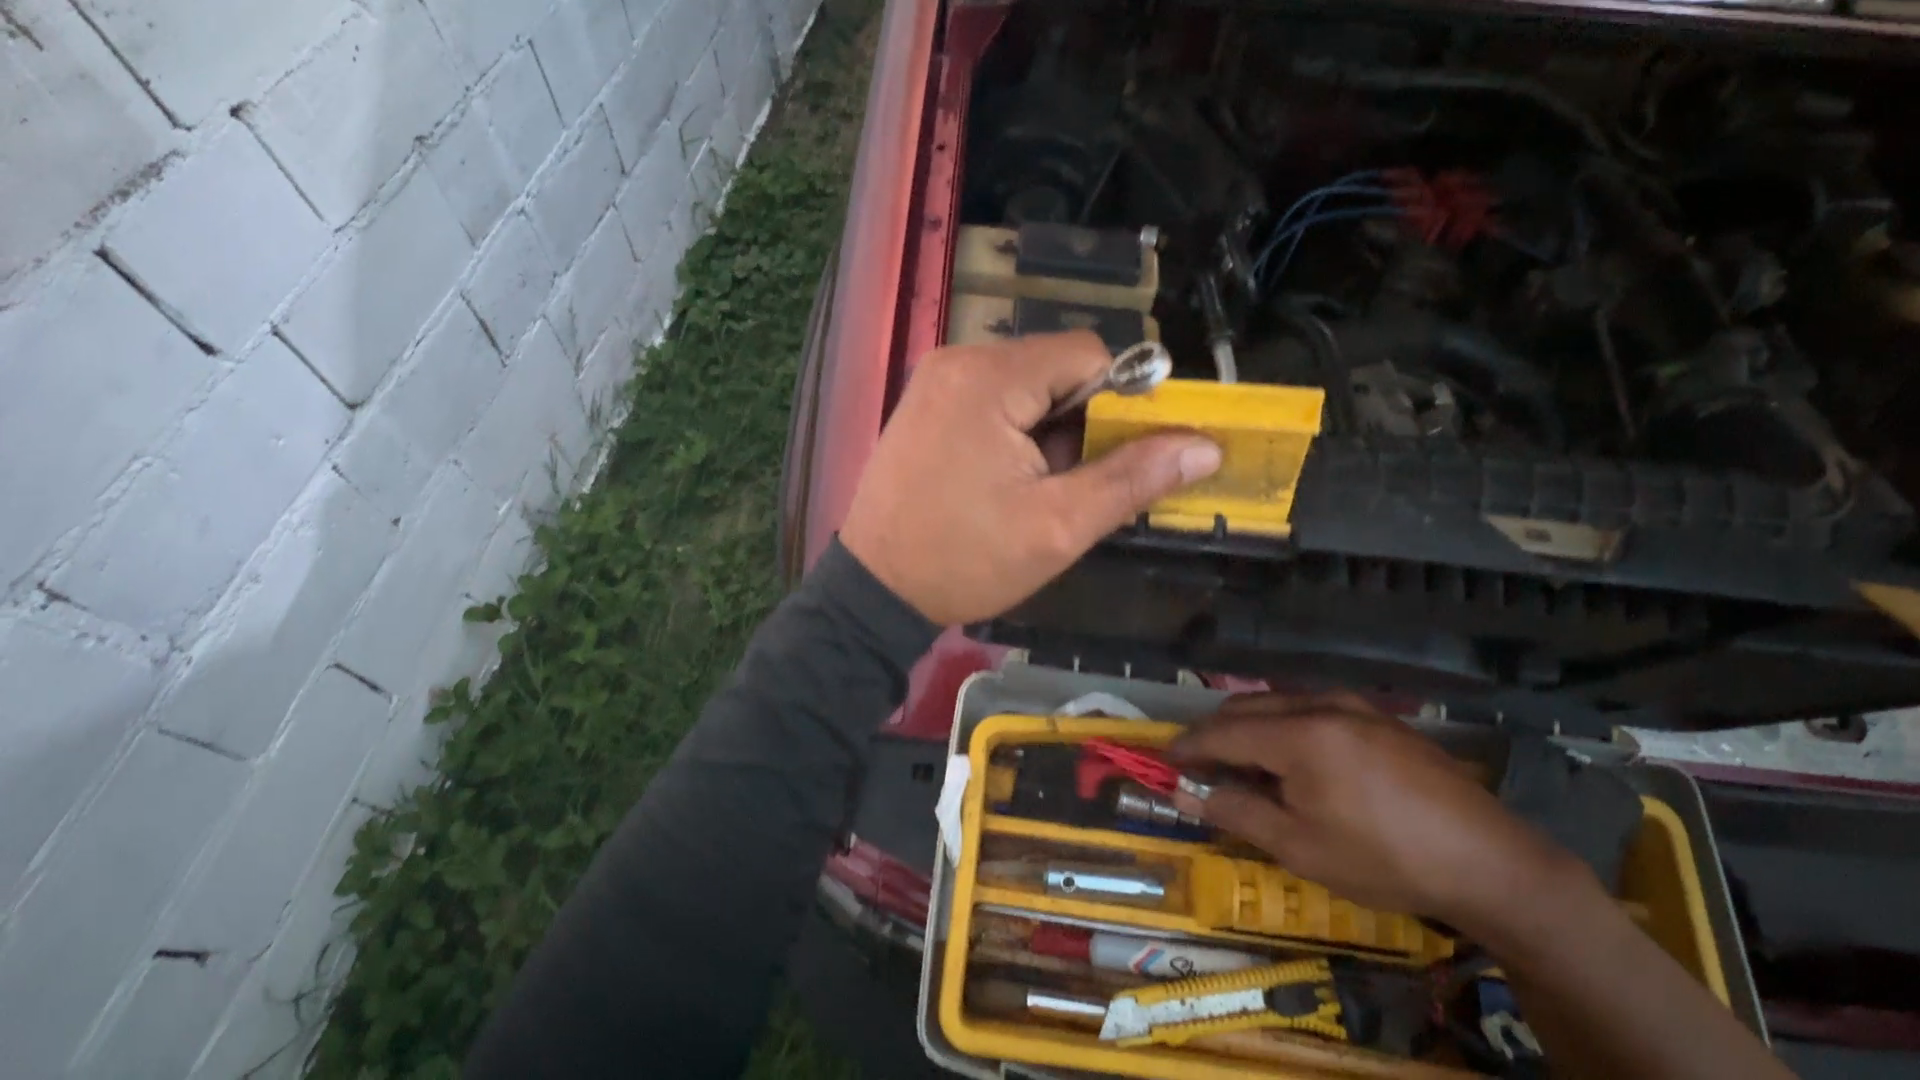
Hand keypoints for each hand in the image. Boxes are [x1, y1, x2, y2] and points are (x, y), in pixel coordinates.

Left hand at [839, 332, 1220, 624]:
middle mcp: (959, 360)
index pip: (1088, 354)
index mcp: (989, 377)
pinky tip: (1010, 482)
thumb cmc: (965, 560)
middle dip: (1083, 421)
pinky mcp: (925, 406)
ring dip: (1052, 432)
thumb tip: (1205, 448)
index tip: (1127, 454)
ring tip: (1041, 491)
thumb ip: (1132, 479)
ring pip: (1028, 386)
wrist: (874, 591)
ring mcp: (936, 381)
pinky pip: (993, 401)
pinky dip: (1018, 433)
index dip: (1123, 399)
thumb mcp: (1058, 526)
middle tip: (1078, 485)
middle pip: (1056, 368)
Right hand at [1170, 692, 1589, 930]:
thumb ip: (1236, 812)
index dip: (1188, 747)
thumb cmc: (1384, 859)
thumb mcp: (1300, 846)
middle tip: (1198, 769)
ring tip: (1242, 767)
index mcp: (1299, 734)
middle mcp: (1323, 705)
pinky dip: (1286, 728)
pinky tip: (1294, 762)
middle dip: (1216, 734)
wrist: (1489, 862)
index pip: (1223, 732)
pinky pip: (1315, 710)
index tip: (1163, 762)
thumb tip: (1186, 794)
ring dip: (1251, 728)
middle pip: (1248, 707)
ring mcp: (1359, 707)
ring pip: (1282, 703)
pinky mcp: (1384, 719)